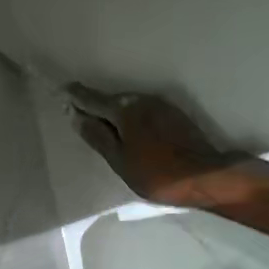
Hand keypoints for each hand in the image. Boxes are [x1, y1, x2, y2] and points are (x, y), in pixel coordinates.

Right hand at [67, 83, 243, 205]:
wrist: (207, 176)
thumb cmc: (158, 174)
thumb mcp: (120, 160)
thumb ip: (97, 136)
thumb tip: (75, 115)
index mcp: (125, 109)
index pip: (92, 98)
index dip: (76, 97)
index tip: (62, 92)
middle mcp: (142, 99)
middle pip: (111, 101)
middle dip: (95, 107)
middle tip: (80, 116)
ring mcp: (161, 105)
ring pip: (129, 106)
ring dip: (116, 114)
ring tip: (105, 130)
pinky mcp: (175, 115)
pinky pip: (144, 112)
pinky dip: (133, 119)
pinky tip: (132, 134)